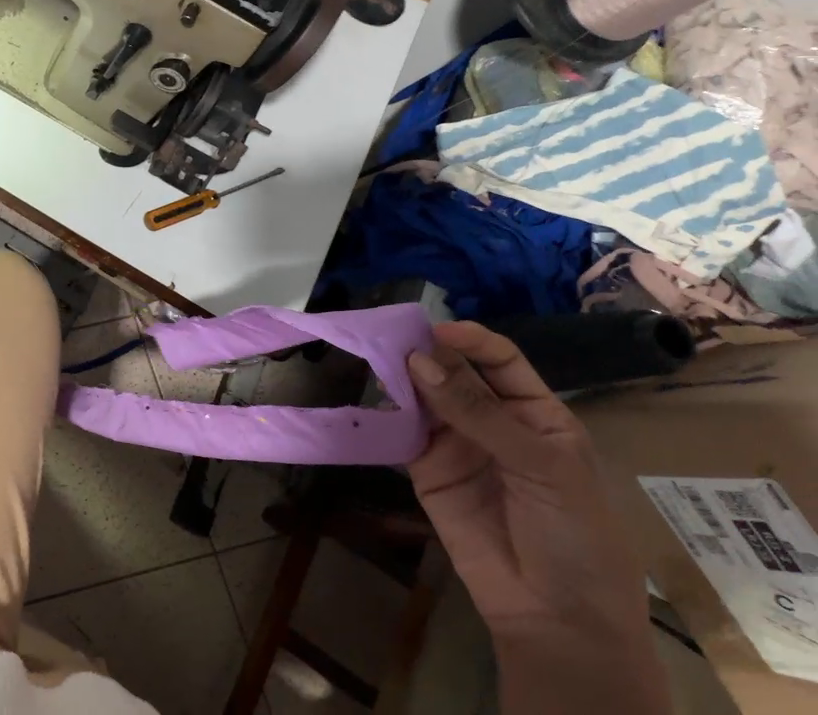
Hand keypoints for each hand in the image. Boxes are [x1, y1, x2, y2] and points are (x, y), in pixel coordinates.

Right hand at [407, 322, 667, 713]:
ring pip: (423, 397)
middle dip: (426, 353)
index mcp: (537, 415)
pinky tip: (368, 396)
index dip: (472, 341)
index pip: (501, 361)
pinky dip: (382, 412)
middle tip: (389, 338)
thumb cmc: (574, 534)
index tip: (436, 329)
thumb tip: (417, 361)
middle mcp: (493, 421)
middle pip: (455, 373)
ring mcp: (456, 445)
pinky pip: (400, 431)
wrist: (553, 612)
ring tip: (371, 359)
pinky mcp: (423, 468)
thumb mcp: (541, 467)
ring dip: (400, 378)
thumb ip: (478, 413)